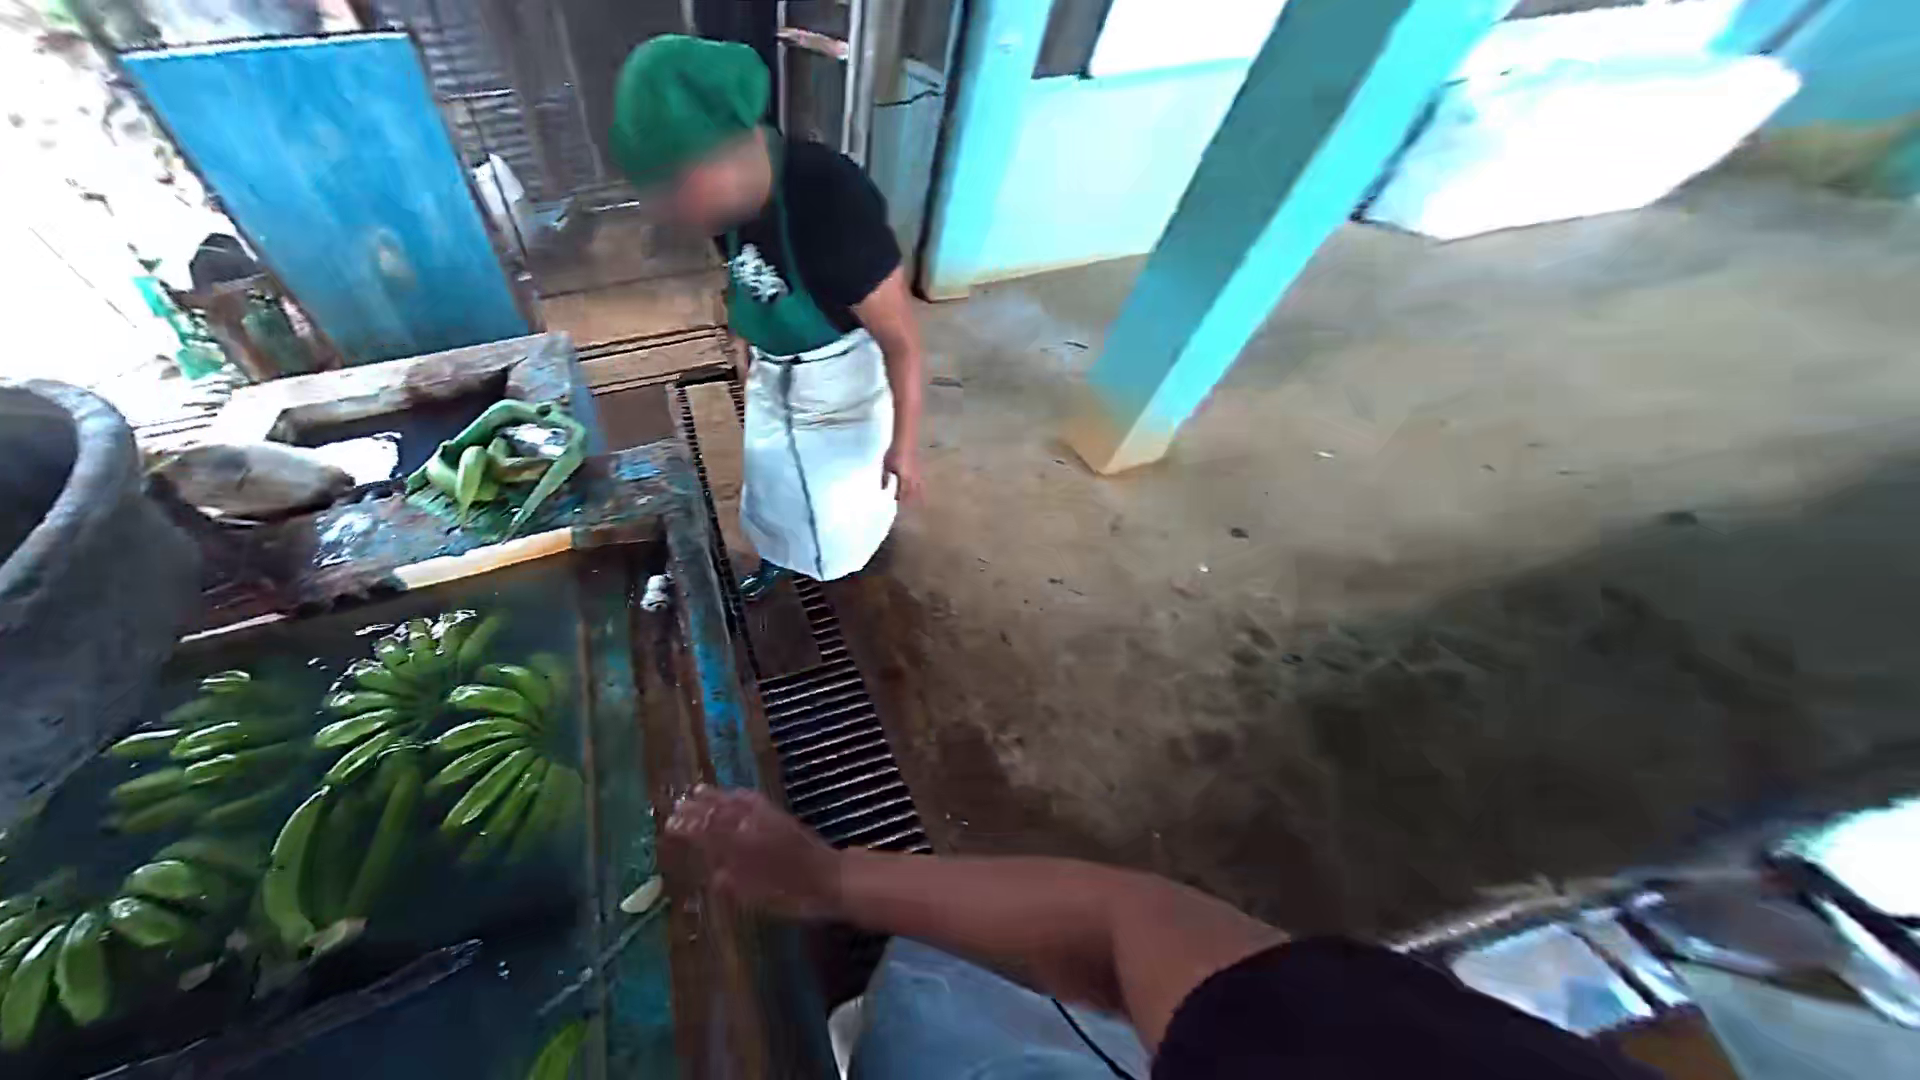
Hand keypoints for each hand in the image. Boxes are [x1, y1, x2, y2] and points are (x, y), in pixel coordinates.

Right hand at [665, 786, 842, 918]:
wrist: (827, 878)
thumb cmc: (789, 895)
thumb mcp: (753, 896)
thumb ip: (729, 880)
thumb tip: (711, 871)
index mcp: (741, 846)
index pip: (708, 831)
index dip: (688, 827)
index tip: (670, 824)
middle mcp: (751, 825)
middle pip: (719, 811)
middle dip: (696, 808)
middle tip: (677, 805)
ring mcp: (767, 817)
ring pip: (735, 801)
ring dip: (715, 796)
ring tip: (697, 791)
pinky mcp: (780, 814)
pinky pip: (754, 799)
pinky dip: (739, 795)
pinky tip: (733, 794)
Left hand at [883, 442, 922, 502]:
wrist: (905, 441)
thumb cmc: (894, 453)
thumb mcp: (886, 466)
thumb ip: (885, 478)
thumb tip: (883, 489)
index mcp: (903, 479)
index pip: (901, 492)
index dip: (899, 497)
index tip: (895, 500)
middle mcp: (912, 479)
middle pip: (912, 493)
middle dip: (910, 500)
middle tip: (908, 506)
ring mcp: (918, 474)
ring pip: (919, 489)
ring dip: (919, 496)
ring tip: (920, 503)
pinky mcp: (920, 469)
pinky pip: (922, 483)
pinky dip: (922, 488)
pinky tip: (922, 490)